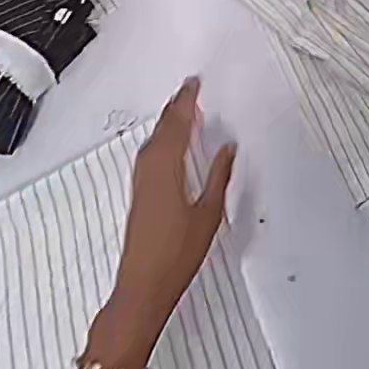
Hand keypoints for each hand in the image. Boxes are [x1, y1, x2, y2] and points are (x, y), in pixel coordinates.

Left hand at [91, 79, 235, 366]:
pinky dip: (162, 137)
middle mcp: (149, 168)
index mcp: (167, 167)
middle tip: (190, 89)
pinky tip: (170, 141)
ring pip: (155, 139)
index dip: (186, 101)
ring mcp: (141, 180)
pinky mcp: (140, 191)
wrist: (142, 285)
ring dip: (168, 120)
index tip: (194, 83)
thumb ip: (219, 175)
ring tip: (183, 108)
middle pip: (163, 127)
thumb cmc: (177, 252)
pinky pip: (151, 151)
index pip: (177, 123)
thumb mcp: (209, 212)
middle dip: (176, 106)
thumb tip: (228, 147)